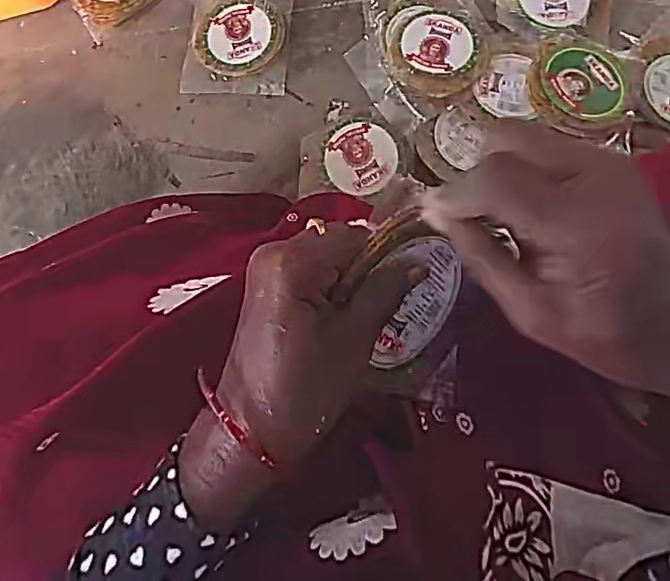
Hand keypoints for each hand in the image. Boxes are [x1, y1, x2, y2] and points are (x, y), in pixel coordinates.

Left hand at [180, 223, 415, 530]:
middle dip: (368, 265)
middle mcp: (274, 251)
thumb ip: (385, 291)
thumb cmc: (304, 390)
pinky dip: (332, 281)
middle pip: (339, 240)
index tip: (411, 277)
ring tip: (367, 309)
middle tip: (390, 298)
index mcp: (292, 261)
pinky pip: (311, 265)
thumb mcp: (354, 339)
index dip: (387, 255)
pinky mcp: (266, 281)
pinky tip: (342, 311)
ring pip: (327, 251)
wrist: (251, 432)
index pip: (356, 237)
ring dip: (351, 274)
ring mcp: (266, 264)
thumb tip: (418, 262)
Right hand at [421, 124, 669, 416]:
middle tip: (476, 215)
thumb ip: (480, 255)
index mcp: (576, 223)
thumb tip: (436, 211)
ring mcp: (605, 159)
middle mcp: (593, 174)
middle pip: (505, 139)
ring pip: (522, 134)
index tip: (434, 213)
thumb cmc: (611, 336)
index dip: (455, 192)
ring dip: (499, 166)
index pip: (495, 177)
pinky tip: (532, 206)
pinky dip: (523, 166)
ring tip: (505, 213)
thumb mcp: (532, 313)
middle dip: (477, 172)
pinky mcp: (609, 157)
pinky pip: (544, 144)